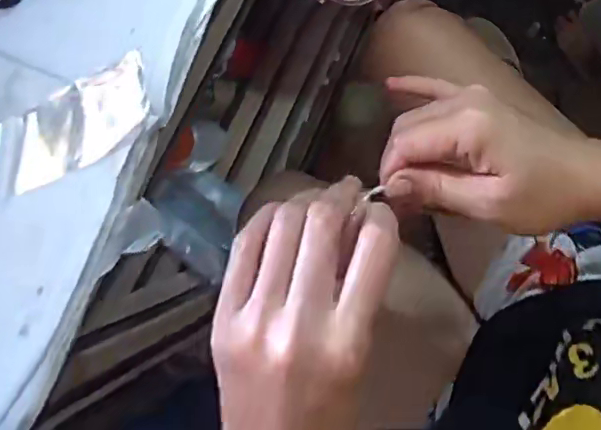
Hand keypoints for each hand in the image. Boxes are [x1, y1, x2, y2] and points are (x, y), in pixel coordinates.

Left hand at [212, 178, 398, 429]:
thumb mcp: (362, 349)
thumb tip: (360, 214)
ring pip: (282, 220)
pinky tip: (282, 217)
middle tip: (348, 192)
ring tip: (316, 202)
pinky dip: (268, 217)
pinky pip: (244, 242)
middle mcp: (296, 326)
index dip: (381, 213)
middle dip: (341, 193)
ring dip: (306, 198)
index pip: (375, 242)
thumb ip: (363, 282)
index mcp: (345, 342)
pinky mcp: (220, 320)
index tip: (377, 211)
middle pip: (322, 220)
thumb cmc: (330, 409)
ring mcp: (252, 320)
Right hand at [379, 78, 600, 233]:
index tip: (393, 206)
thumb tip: (391, 185)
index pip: (404, 144)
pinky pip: (439, 88)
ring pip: (419, 113)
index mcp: (466, 124)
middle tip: (402, 201)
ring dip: (406, 144)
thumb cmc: (544, 195)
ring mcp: (473, 93)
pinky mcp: (481, 98)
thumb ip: (437, 190)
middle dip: (396, 162)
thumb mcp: (490, 204)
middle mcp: (464, 99)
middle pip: (407, 126)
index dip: (391, 174)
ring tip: (405, 180)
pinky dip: (415, 89)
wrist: (586, 174)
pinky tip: (391, 85)